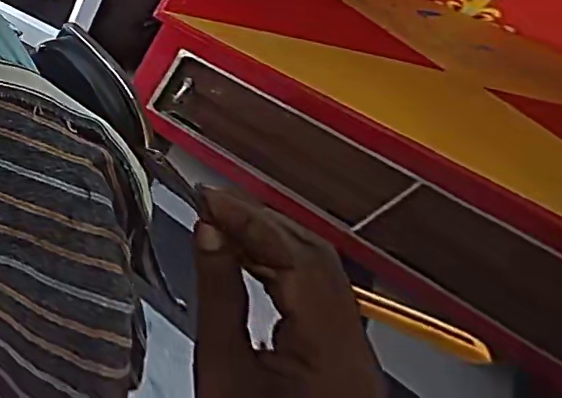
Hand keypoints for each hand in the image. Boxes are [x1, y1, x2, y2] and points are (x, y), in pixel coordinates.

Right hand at [193, 186, 383, 397]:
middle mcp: (357, 350)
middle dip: (261, 221)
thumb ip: (217, 290)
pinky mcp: (345, 358)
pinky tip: (243, 254)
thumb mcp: (222, 365)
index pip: (298, 260)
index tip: (205, 196)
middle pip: (318, 260)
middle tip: (209, 202)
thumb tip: (207, 229)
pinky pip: (316, 293)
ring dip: (269, 239)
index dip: (250, 218)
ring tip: (219, 222)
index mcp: (332, 355)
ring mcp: (356, 354)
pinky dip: (279, 263)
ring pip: (320, 272)